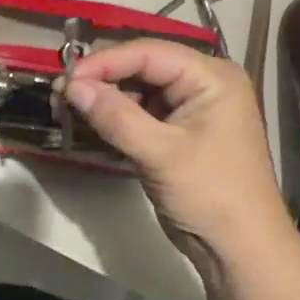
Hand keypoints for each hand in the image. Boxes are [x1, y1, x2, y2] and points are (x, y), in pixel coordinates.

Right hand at [65, 40, 291, 259]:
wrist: (238, 246)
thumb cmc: (210, 194)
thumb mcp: (160, 154)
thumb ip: (116, 117)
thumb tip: (72, 87)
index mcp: (212, 78)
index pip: (150, 53)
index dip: (106, 62)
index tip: (65, 79)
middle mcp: (204, 85)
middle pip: (144, 68)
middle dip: (103, 79)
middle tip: (61, 94)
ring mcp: (192, 111)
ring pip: (140, 93)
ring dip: (106, 100)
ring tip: (69, 109)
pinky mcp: (179, 136)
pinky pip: (143, 116)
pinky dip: (117, 120)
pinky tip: (90, 126)